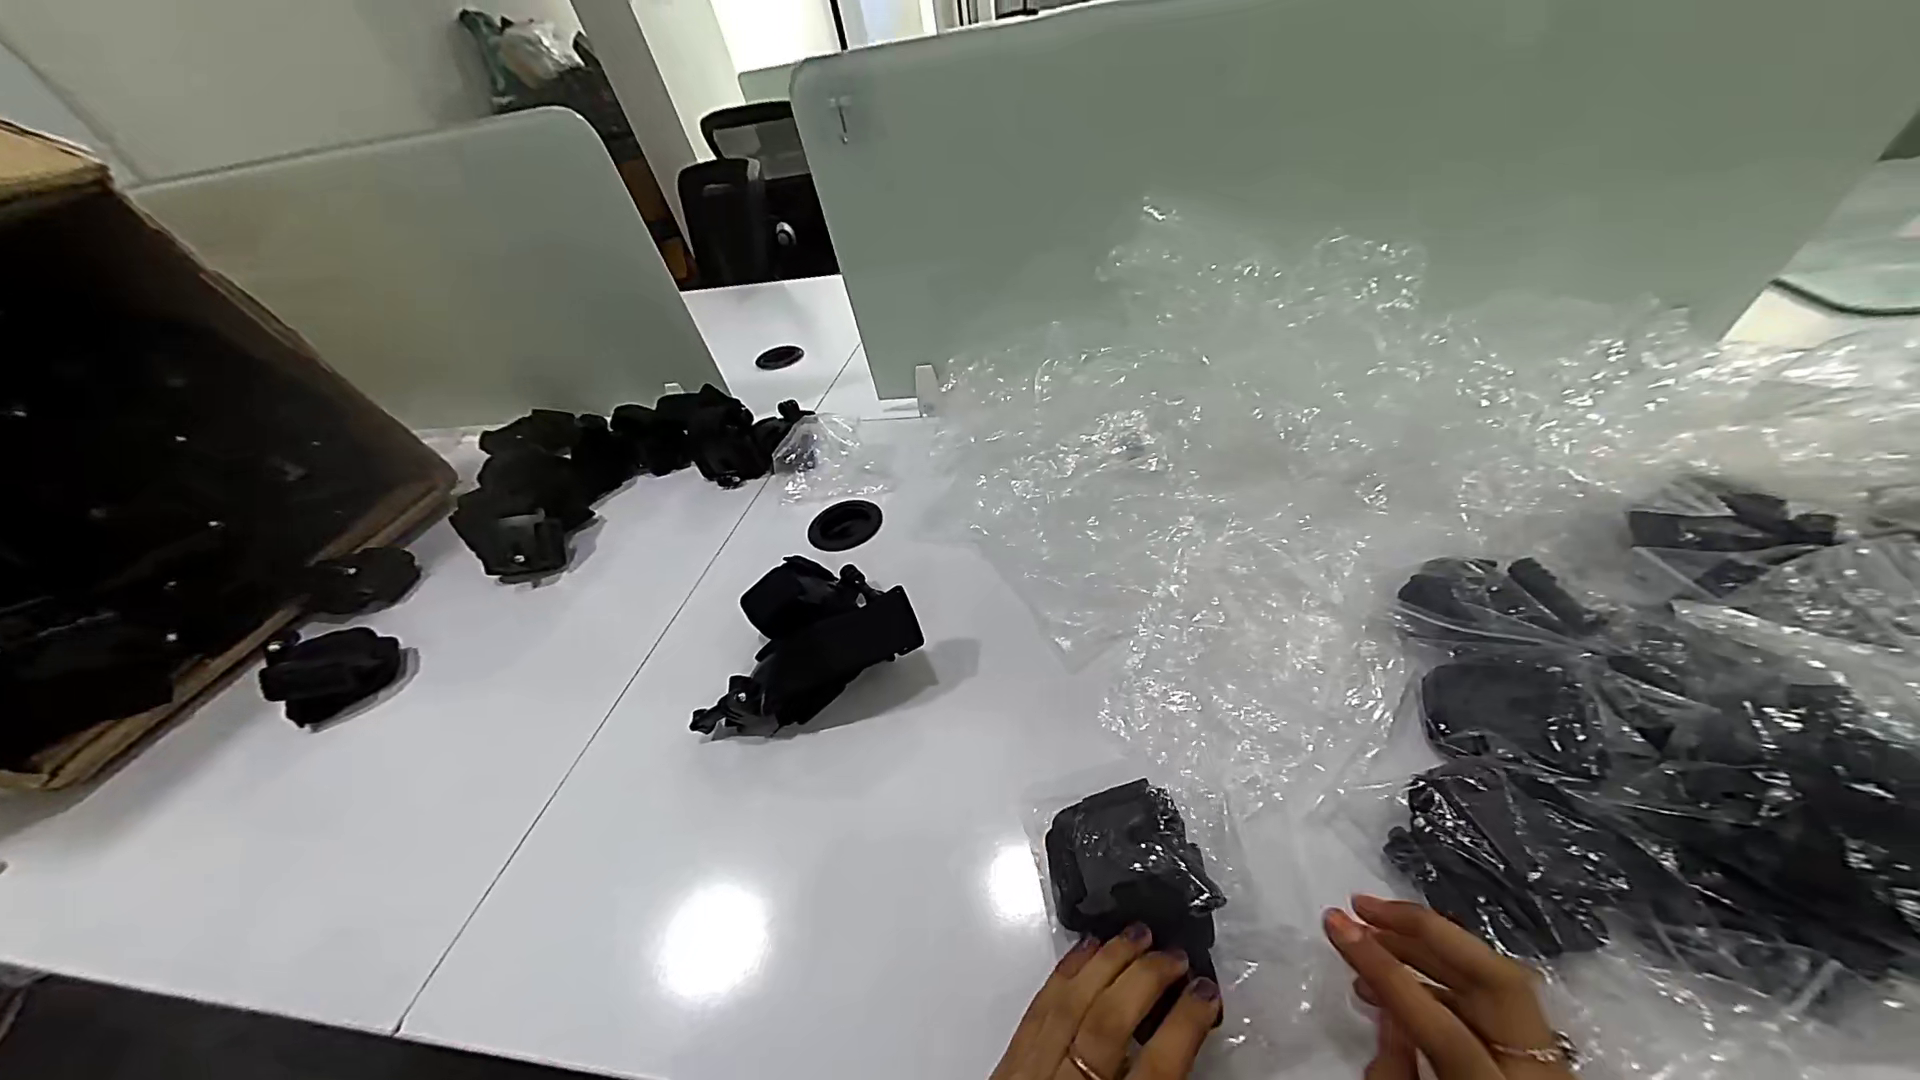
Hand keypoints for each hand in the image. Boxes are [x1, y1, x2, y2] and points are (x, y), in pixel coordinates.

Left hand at [991, 925, 1223, 1079]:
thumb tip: (1183, 1046)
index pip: (1155, 1073)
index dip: (1183, 1026)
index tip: (1207, 994)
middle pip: (1107, 1025)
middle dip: (1145, 980)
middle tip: (1175, 955)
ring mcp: (1030, 1073)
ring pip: (1070, 1004)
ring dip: (1107, 962)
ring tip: (1136, 935)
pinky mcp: (1008, 1060)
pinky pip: (1040, 1005)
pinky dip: (1066, 972)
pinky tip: (1086, 949)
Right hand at [1324, 896, 1572, 1079]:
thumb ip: (1395, 1069)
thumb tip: (1383, 1003)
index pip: (1438, 1021)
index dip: (1380, 965)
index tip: (1332, 921)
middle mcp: (1538, 1077)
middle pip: (1495, 979)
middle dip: (1425, 930)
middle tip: (1363, 906)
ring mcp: (1552, 1067)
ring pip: (1496, 980)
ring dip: (1426, 945)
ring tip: (1368, 933)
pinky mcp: (1542, 1058)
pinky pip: (1492, 1001)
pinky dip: (1443, 975)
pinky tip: (1399, 974)